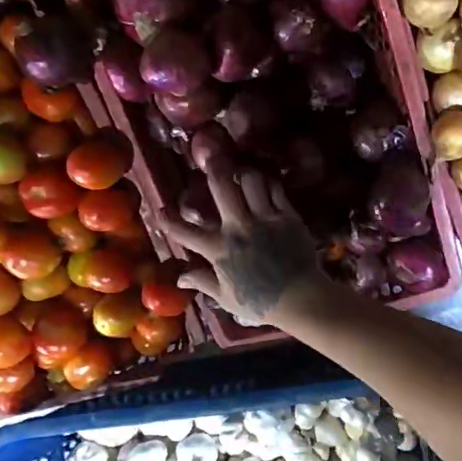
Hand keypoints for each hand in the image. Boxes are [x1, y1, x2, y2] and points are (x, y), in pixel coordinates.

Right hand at [154, 168, 326, 326]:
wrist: (300, 299)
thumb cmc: (261, 302)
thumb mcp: (226, 297)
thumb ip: (202, 281)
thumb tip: (179, 278)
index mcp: (218, 249)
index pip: (183, 230)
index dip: (167, 218)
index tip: (160, 209)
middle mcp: (238, 227)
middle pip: (221, 186)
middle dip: (214, 168)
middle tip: (212, 157)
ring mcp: (264, 219)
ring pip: (251, 180)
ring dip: (244, 174)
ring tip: (242, 174)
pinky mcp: (288, 216)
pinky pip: (275, 189)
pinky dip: (268, 182)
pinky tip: (265, 185)